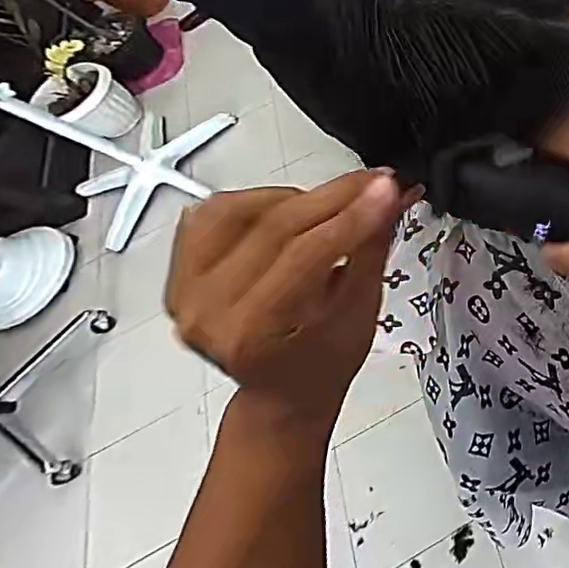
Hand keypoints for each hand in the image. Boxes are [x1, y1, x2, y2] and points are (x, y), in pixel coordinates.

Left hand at [165, 171, 414, 419]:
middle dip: (336, 196)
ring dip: (297, 197)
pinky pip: (214, 214)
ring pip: (240, 211)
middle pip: (274, 227)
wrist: (286, 385)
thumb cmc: (324, 359)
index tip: (389, 188)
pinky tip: (291, 210)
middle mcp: (207, 310)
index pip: (307, 253)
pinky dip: (257, 201)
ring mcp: (185, 289)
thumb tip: (389, 196)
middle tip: (377, 182)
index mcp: (254, 332)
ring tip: (334, 205)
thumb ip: (371, 244)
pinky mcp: (179, 270)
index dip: (354, 214)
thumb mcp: (363, 305)